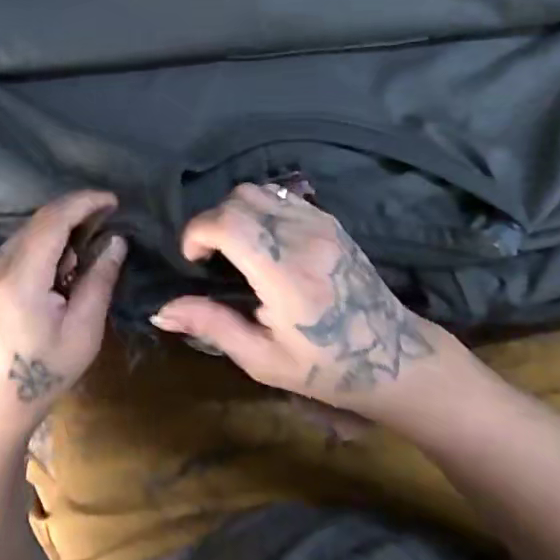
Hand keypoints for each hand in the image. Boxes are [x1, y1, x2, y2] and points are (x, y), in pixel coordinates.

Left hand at [0, 191, 126, 442]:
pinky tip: (51, 281)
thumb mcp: (83, 331)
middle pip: (37, 225)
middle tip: (102, 238)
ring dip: (54, 239)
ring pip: (24, 236)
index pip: (51, 220)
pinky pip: (12, 251)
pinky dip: (37, 253)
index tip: (112, 200)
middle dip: (72, 222)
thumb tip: (116, 241)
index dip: (83, 203)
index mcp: (18, 278)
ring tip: (75, 272)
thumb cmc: (43, 374)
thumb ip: (99, 280)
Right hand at [149, 183, 460, 416]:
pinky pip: (279, 195)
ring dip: (232, 212)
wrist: (398, 360)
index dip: (196, 233)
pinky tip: (259, 241)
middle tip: (209, 257)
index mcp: (287, 275)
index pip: (228, 223)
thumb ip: (211, 326)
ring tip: (233, 247)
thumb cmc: (327, 368)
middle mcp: (305, 238)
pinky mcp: (329, 221)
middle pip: (237, 199)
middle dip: (210, 221)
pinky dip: (257, 209)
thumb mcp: (263, 359)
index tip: (193, 261)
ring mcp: (321, 224)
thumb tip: (160, 311)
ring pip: (256, 190)